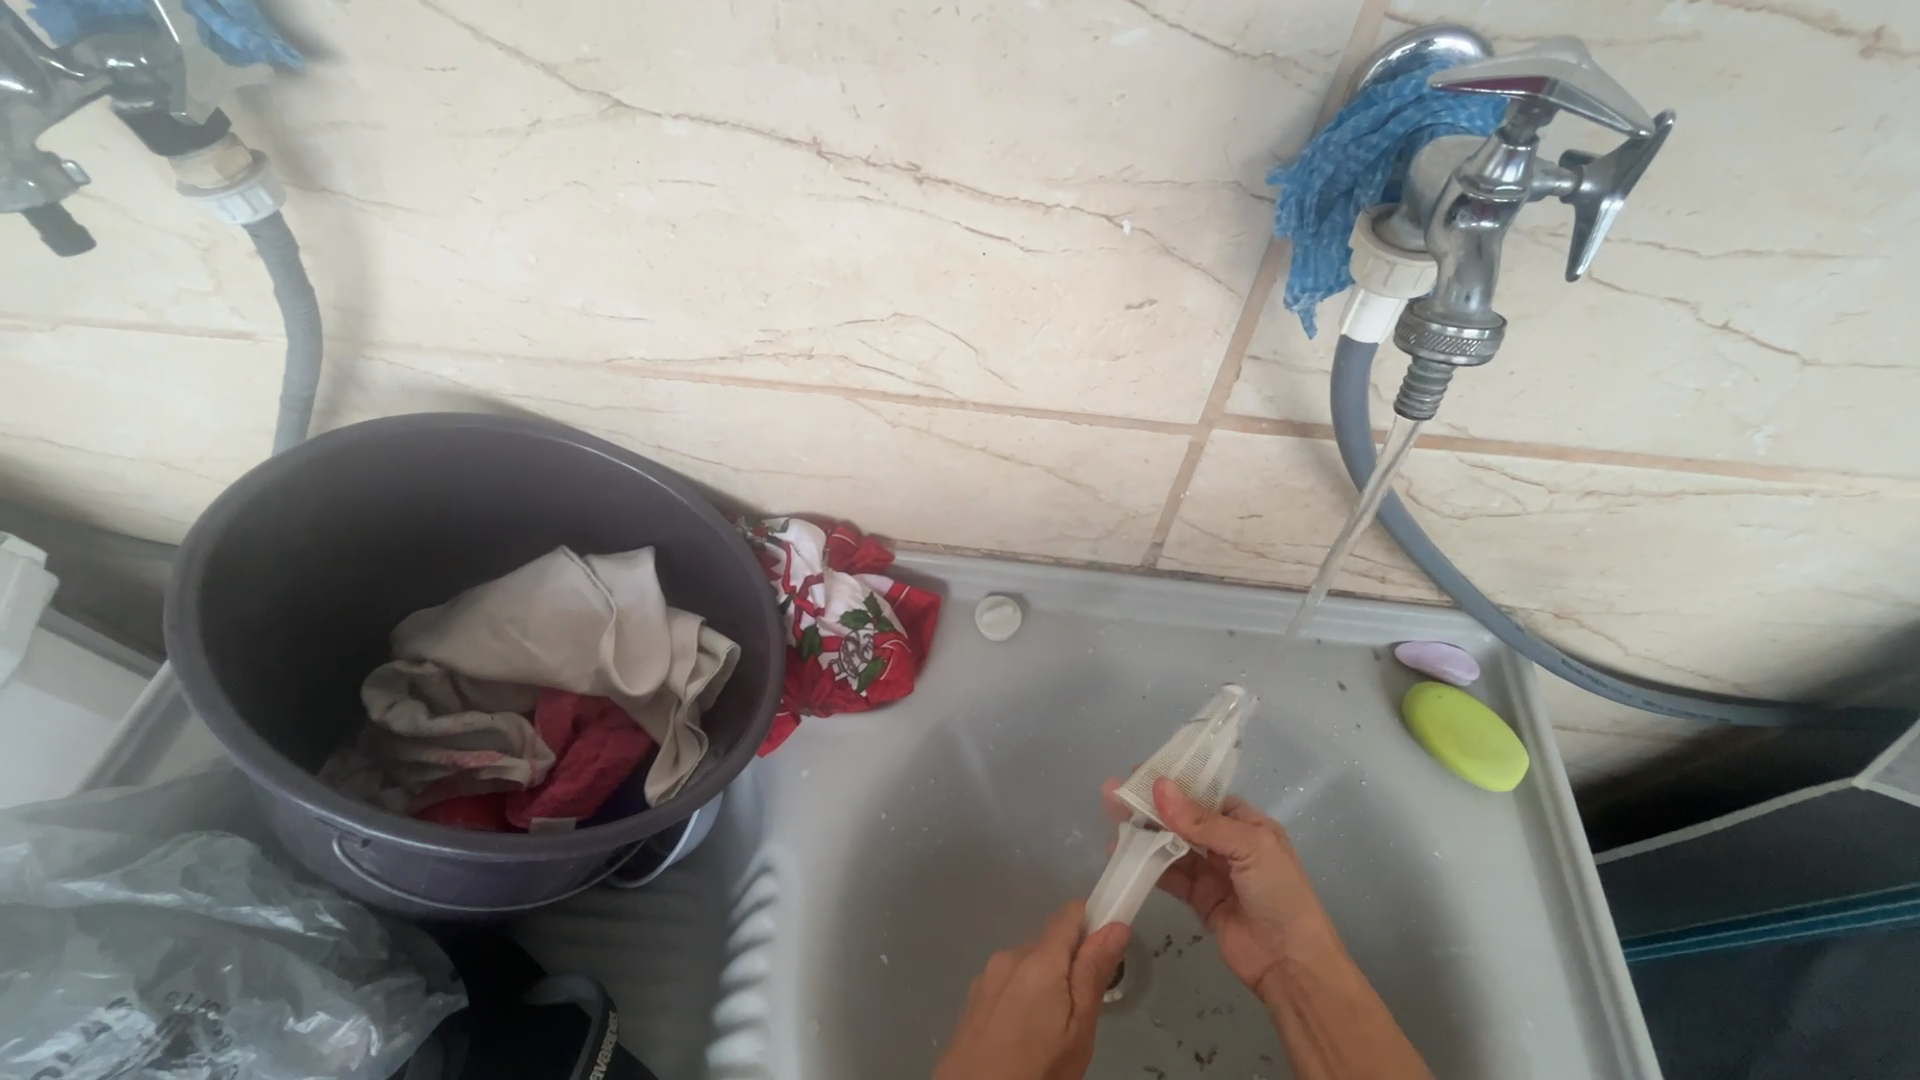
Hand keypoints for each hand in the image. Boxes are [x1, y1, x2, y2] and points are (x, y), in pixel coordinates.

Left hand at [933, 900, 1129, 1079]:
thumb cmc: (1037, 1071)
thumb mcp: (1078, 1031)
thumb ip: (1094, 974)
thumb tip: (1116, 926)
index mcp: (1038, 960)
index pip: (1069, 914)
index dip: (1092, 921)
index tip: (1106, 948)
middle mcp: (1009, 957)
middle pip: (1050, 944)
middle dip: (1069, 967)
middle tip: (1078, 1011)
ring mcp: (987, 976)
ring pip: (1028, 965)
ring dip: (1044, 984)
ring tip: (1048, 1031)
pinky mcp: (974, 996)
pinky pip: (1008, 983)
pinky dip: (1021, 998)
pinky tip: (1021, 1034)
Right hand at [1102, 776, 1336, 1001]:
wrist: (1291, 964)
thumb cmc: (1279, 894)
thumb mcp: (1248, 847)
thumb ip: (1201, 821)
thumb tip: (1160, 787)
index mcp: (1246, 824)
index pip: (1203, 795)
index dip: (1172, 783)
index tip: (1138, 774)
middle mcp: (1227, 843)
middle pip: (1182, 818)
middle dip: (1150, 806)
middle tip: (1114, 793)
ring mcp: (1212, 871)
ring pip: (1171, 844)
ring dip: (1144, 832)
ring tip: (1112, 818)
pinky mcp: (1198, 898)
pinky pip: (1168, 875)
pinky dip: (1146, 864)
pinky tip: (1122, 853)